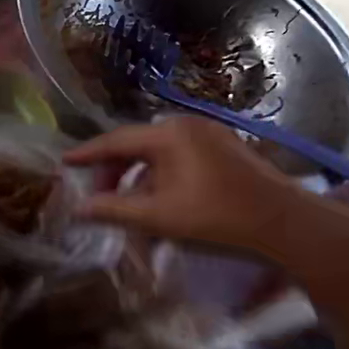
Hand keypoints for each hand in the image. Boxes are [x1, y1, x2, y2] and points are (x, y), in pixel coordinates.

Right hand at [64, 117, 341, 253]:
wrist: (283, 222)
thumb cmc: (215, 217)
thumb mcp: (157, 217)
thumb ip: (113, 210)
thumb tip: (78, 208)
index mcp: (168, 135)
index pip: (115, 140)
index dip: (87, 153)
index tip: (65, 162)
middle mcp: (187, 125)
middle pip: (137, 144)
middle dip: (114, 170)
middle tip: (99, 195)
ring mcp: (210, 134)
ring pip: (159, 151)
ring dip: (139, 175)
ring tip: (129, 203)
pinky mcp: (225, 148)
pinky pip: (180, 156)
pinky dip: (162, 174)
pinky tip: (161, 198)